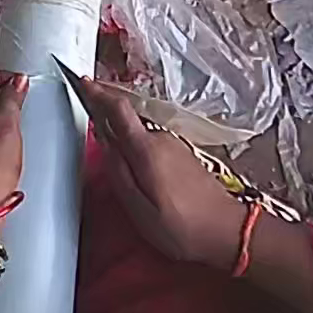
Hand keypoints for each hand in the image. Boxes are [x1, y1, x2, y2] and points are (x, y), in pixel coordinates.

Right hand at [75, 76, 246, 268]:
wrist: (231, 233)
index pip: (119, 109)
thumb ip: (118, 171)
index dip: (98, 92)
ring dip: (120, 128)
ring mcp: (173, 144)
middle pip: (127, 115)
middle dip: (105, 107)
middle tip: (84, 103)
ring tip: (103, 133)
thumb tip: (103, 142)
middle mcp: (161, 139)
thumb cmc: (181, 227)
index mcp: (146, 149)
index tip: (82, 80)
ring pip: (137, 130)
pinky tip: (129, 154)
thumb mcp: (139, 207)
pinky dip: (133, 140)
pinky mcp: (181, 153)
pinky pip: (148, 139)